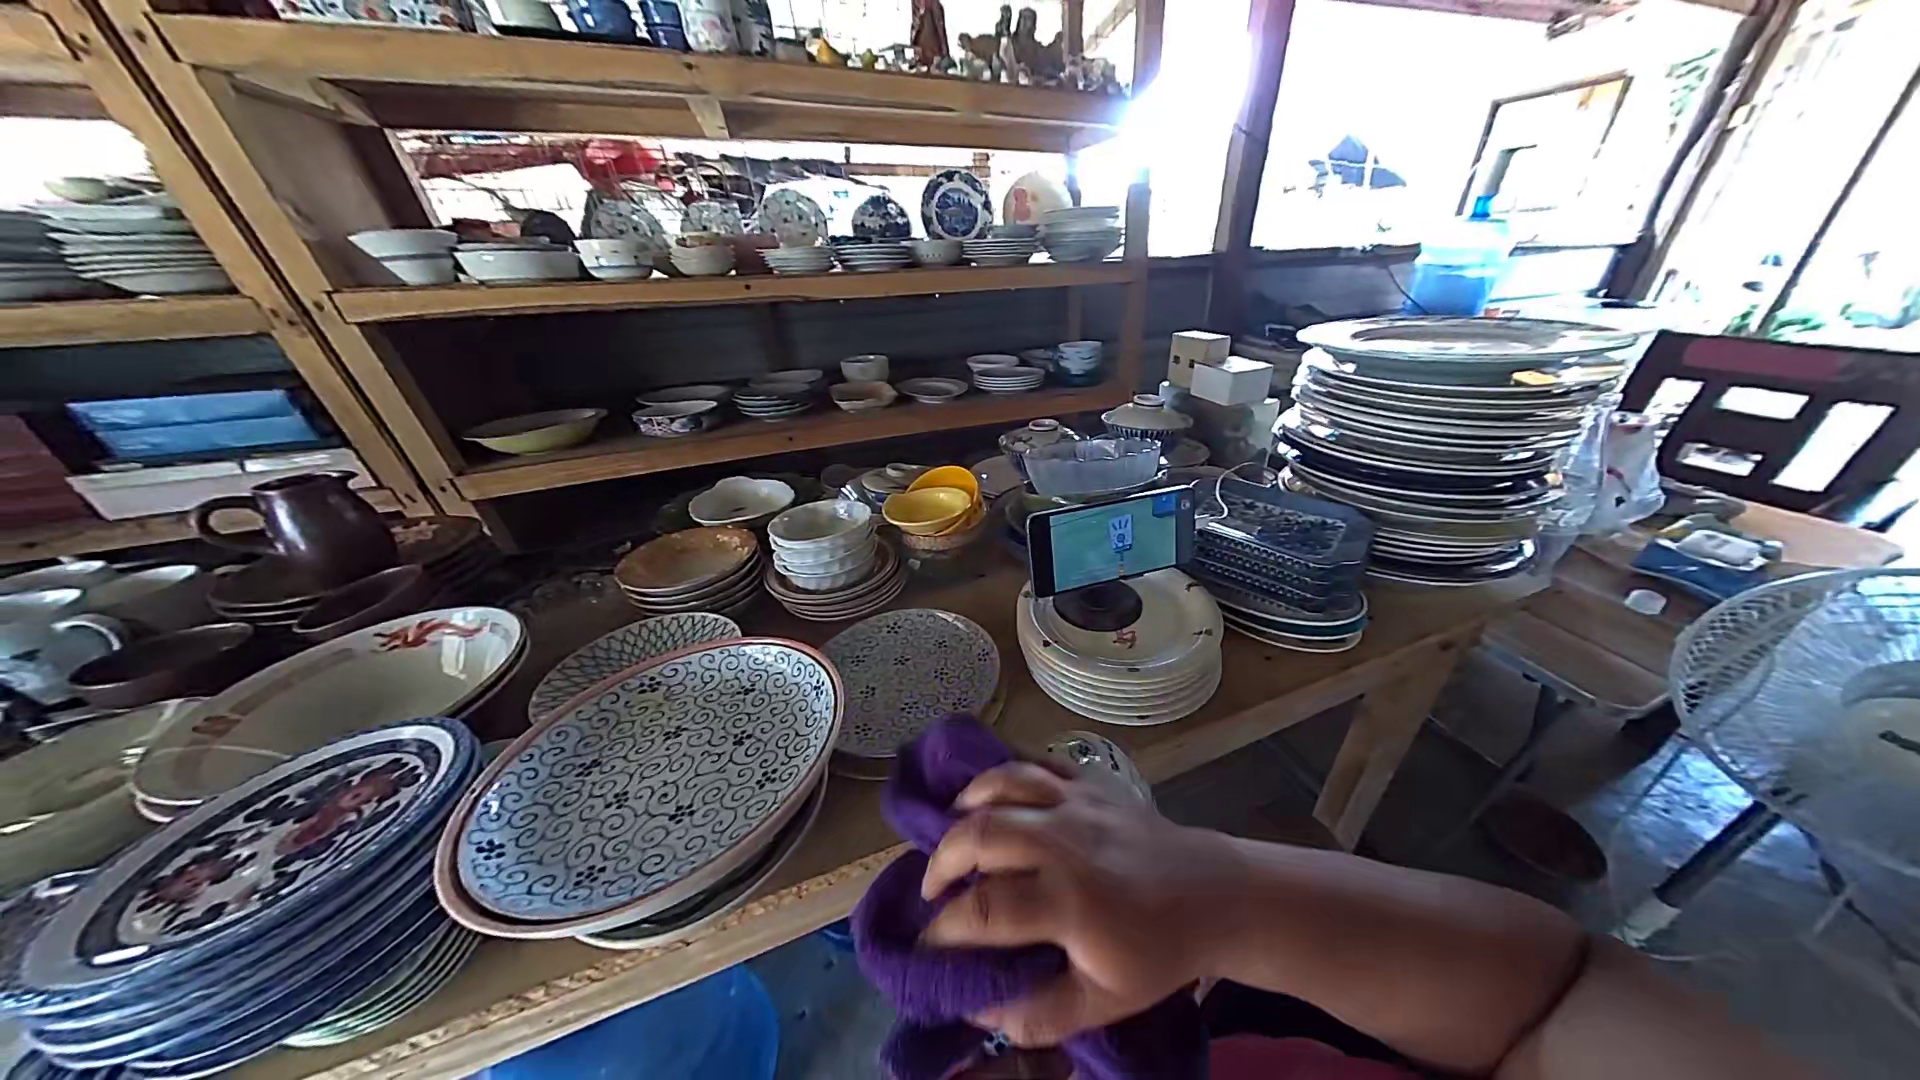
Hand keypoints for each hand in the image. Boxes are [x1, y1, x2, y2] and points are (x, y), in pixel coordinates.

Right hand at [919, 762, 1243, 1046]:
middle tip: (934, 886)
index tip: (926, 943)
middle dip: (942, 860)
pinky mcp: (1089, 778)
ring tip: (955, 828)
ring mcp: (1077, 800)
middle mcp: (1065, 841)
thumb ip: (1038, 1012)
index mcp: (1069, 901)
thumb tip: (976, 1006)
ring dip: (967, 802)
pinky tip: (992, 792)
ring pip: (1003, 781)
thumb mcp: (1104, 1002)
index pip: (983, 910)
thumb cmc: (1157, 952)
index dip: (943, 929)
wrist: (1210, 894)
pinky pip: (1035, 760)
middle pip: (981, 833)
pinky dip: (1004, 771)